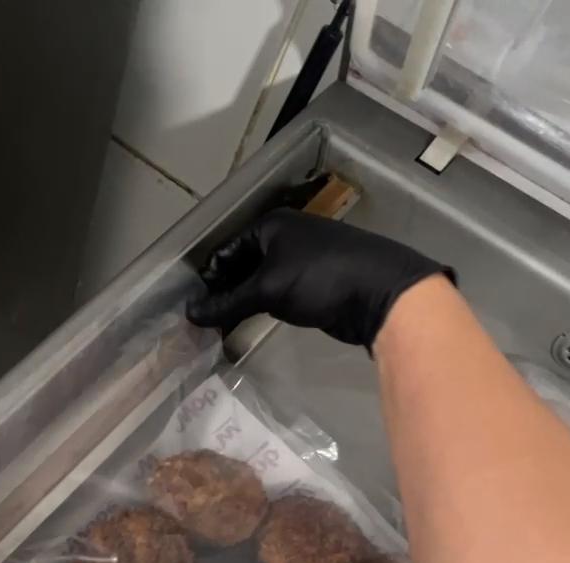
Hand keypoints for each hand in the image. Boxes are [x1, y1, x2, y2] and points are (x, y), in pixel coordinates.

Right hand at [186, 209, 453, 346]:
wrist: (379, 293)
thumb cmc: (320, 278)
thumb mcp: (268, 289)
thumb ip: (227, 303)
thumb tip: (190, 314)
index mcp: (271, 226)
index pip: (224, 252)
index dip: (207, 280)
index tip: (193, 310)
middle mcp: (283, 238)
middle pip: (239, 267)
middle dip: (221, 293)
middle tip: (201, 324)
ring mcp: (297, 261)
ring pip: (256, 283)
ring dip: (238, 304)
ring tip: (216, 330)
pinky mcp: (309, 284)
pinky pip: (272, 295)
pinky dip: (257, 309)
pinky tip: (243, 327)